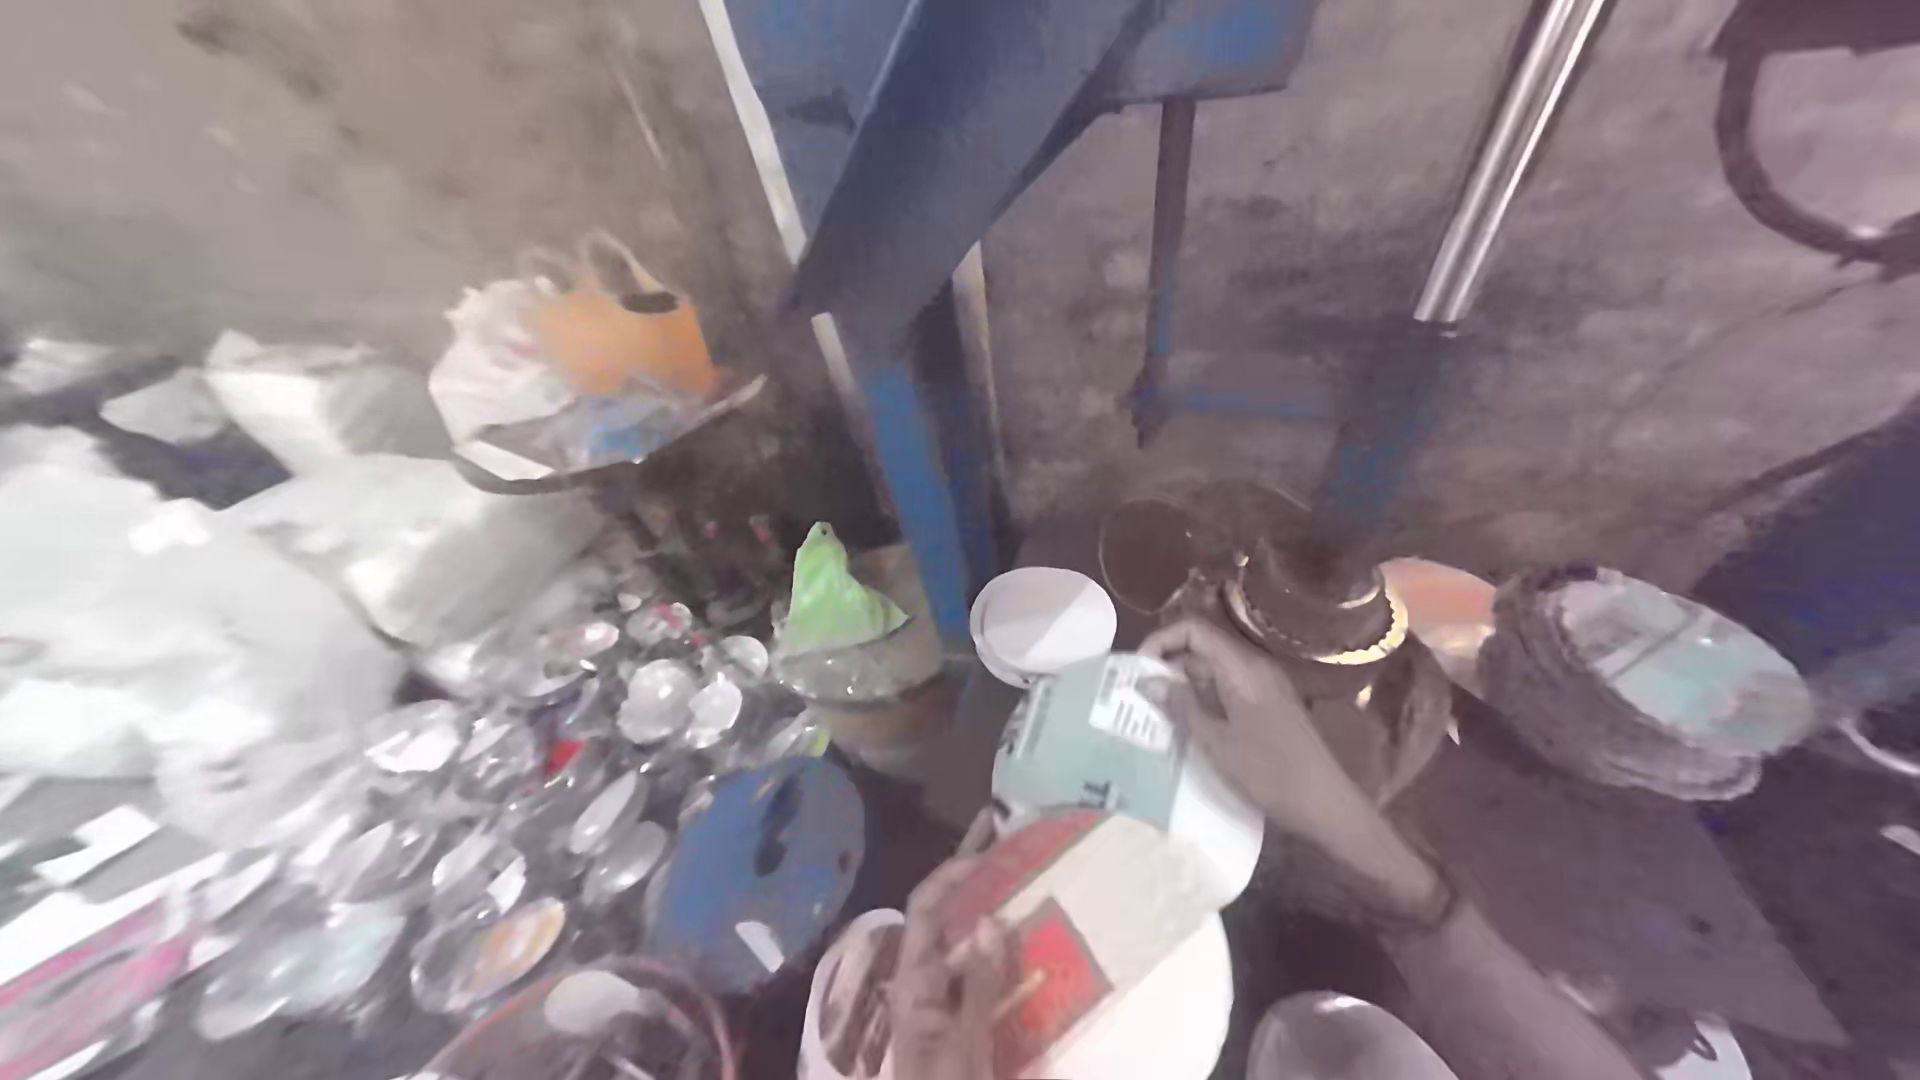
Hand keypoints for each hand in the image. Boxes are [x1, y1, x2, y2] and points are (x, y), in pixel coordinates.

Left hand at [890, 814, 1011, 1079]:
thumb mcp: (965, 1050)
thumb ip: (976, 985)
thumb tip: (988, 916)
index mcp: (914, 982)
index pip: (926, 907)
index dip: (953, 872)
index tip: (987, 843)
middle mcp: (926, 980)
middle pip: (946, 912)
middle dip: (973, 872)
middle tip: (1007, 834)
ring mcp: (947, 998)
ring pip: (967, 936)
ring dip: (992, 901)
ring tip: (1026, 870)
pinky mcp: (967, 1017)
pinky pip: (984, 968)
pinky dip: (1004, 943)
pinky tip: (1032, 933)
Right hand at [1142, 617, 1441, 919]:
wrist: (1328, 807)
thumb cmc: (1271, 774)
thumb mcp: (1216, 742)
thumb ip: (1181, 706)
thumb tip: (1146, 681)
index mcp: (1242, 668)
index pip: (1193, 630)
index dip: (1161, 640)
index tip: (1138, 667)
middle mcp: (1253, 667)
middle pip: (1201, 647)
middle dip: (1166, 664)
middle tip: (1138, 692)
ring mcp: (1262, 685)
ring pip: (1211, 669)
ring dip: (1182, 683)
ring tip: (1154, 709)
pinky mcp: (1266, 703)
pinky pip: (1225, 686)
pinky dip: (1201, 697)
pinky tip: (1184, 722)